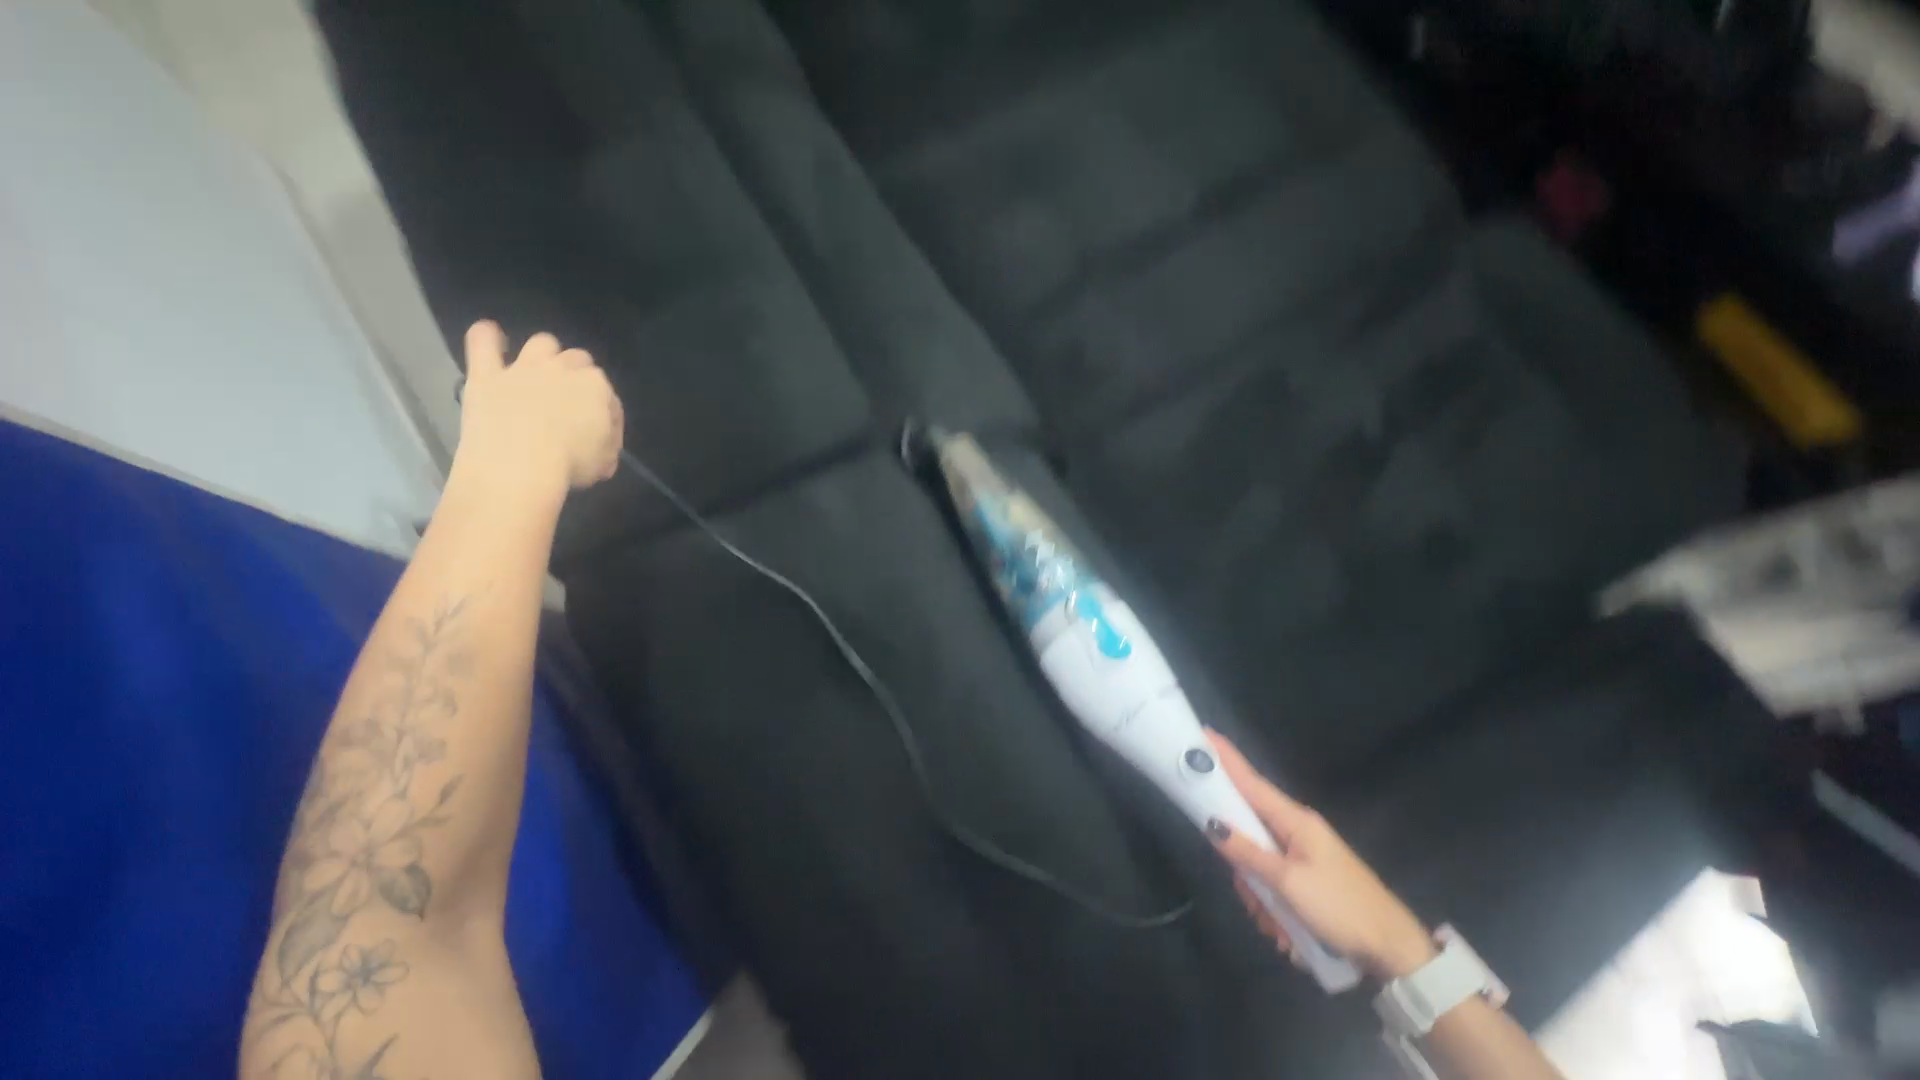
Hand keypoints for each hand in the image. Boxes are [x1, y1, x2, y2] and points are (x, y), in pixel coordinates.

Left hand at [454, 321, 623, 496]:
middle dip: (577, 375)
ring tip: (538, 373)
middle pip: (578, 359)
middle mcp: (564, 368)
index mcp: (597, 388)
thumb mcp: (605, 461)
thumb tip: (603, 438)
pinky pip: (484, 342)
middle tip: (568, 401)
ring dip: (544, 354)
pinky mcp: (488, 375)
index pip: (608, 393)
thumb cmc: (569, 466)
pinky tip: (489, 336)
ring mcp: (524, 368)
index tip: (598, 431)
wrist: (519, 466)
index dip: (604, 411)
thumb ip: (608, 441)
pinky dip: (487, 336)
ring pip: (542, 342)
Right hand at [1204, 730, 1434, 980]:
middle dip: (1243, 869)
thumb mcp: (1289, 883)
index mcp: (1295, 821)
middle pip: (1247, 834)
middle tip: (1252, 895)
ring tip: (1280, 925)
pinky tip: (1290, 934)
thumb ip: (1248, 854)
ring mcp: (1303, 858)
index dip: (1226, 760)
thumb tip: (1213, 824)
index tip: (1203, 734)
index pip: (1251, 782)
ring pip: (1257, 867)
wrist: (1393, 950)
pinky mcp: (1308, 883)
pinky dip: (1275, 912)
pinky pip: (1274, 889)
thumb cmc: (1341, 907)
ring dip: (1261, 900)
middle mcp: (1297, 833)